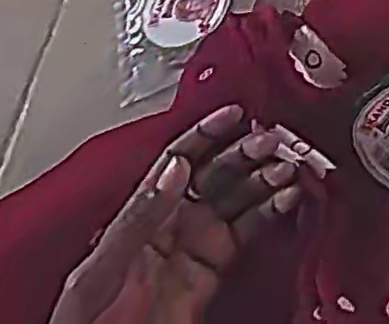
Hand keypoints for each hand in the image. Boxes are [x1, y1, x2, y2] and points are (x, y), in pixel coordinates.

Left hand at [50, 105, 324, 323]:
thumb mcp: (99, 274)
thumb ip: (137, 219)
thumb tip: (174, 166)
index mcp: (145, 212)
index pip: (180, 158)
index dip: (208, 133)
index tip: (235, 113)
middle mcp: (176, 219)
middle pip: (219, 170)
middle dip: (248, 151)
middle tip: (271, 141)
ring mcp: (200, 239)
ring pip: (242, 193)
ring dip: (267, 176)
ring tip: (286, 169)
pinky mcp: (219, 264)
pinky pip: (253, 226)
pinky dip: (275, 207)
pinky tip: (289, 196)